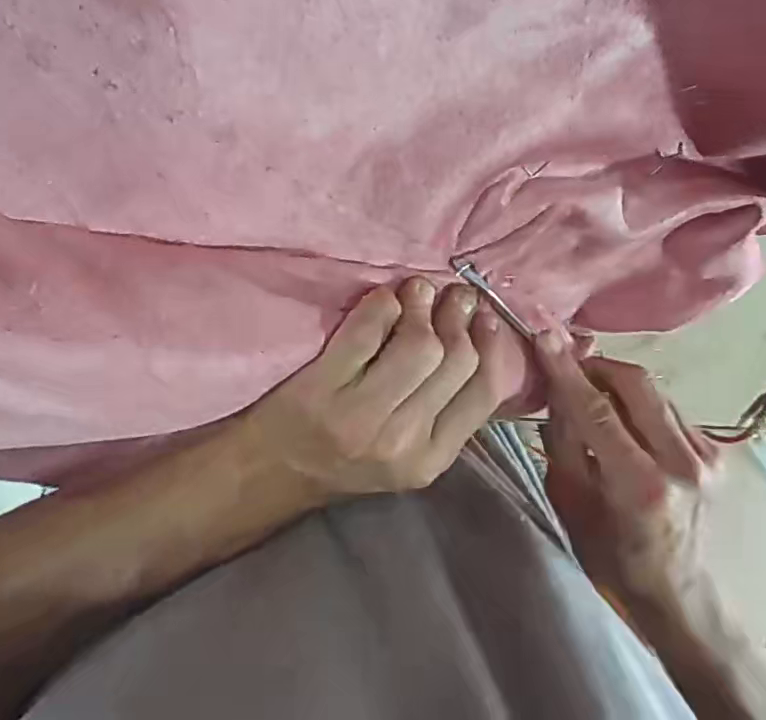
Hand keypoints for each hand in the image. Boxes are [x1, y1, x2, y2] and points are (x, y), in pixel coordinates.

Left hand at [240, 277, 521, 502]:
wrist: (272, 473)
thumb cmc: (345, 459)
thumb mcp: (408, 456)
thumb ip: (445, 412)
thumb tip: (480, 344)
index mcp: (430, 460)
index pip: (482, 393)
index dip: (492, 346)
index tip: (488, 317)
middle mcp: (401, 441)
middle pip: (455, 359)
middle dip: (461, 316)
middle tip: (458, 295)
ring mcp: (361, 414)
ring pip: (419, 342)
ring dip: (425, 305)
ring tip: (421, 291)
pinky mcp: (323, 386)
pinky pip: (368, 328)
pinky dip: (384, 303)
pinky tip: (388, 298)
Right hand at [535, 332, 724, 625]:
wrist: (685, 597)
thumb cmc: (615, 559)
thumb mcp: (573, 506)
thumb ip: (564, 443)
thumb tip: (557, 390)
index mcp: (640, 485)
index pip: (595, 408)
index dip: (566, 369)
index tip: (545, 336)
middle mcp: (682, 462)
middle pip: (635, 382)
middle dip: (597, 366)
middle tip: (570, 368)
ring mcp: (706, 455)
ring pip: (655, 390)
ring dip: (618, 383)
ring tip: (593, 394)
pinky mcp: (716, 452)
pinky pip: (669, 408)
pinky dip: (640, 404)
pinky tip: (626, 421)